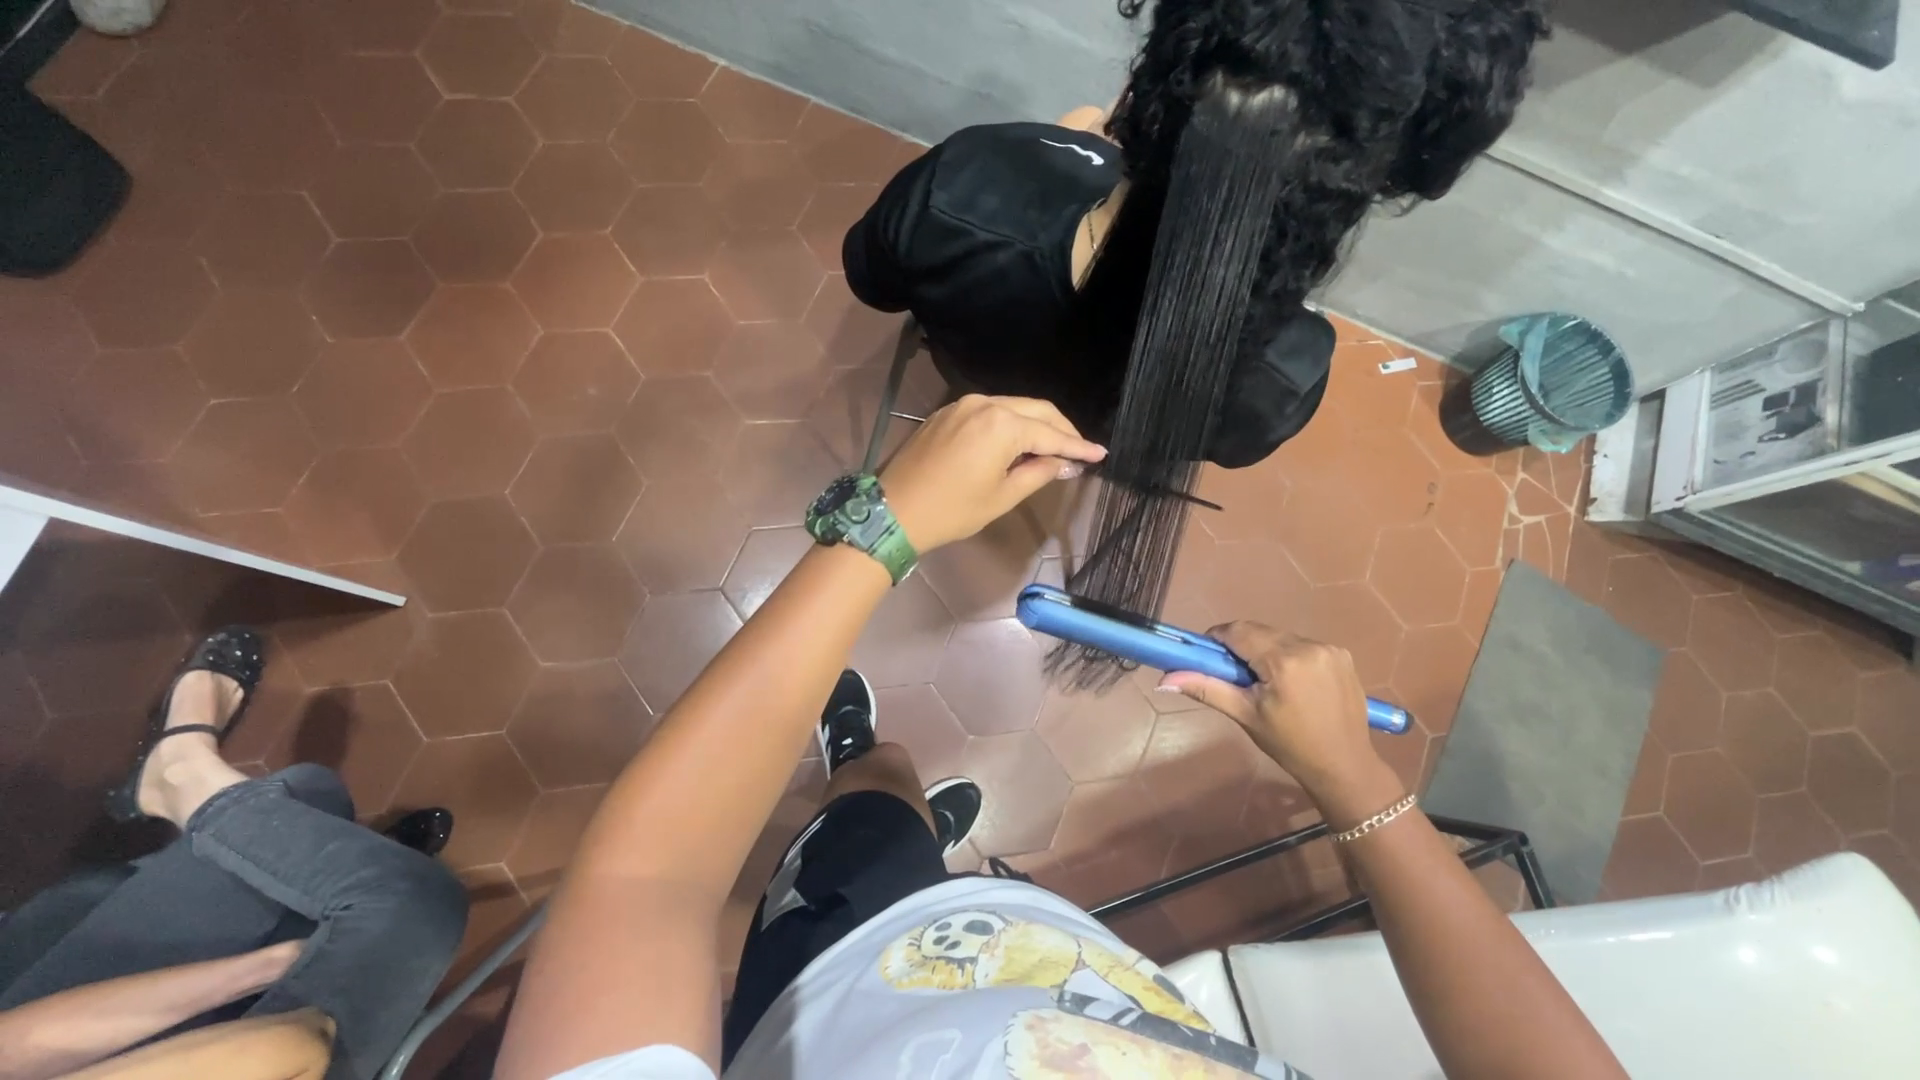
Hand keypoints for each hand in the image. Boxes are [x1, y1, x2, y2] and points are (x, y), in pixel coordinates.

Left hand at [880, 395, 1105, 550]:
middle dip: (1060, 428)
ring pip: (1012, 407)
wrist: (894, 511)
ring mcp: (962, 405)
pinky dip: (1009, 423)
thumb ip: (1038, 473)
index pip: (1051, 433)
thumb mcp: (1002, 496)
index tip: (1100, 454)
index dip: (1077, 446)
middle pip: (1035, 409)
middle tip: (1079, 450)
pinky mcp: (946, 413)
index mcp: (1002, 424)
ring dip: (1035, 424)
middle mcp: (984, 403)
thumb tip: (1064, 463)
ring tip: (1052, 447)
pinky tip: (1017, 442)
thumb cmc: (952, 510)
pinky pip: (988, 411)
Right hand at [1158, 623, 1389, 802]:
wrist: (1344, 765)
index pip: (1237, 631)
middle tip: (1235, 677)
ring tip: (1265, 684)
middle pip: (1259, 632)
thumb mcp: (1244, 715)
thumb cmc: (1289, 744)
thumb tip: (1163, 680)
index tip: (1208, 658)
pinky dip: (1289, 656)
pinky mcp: (1342, 654)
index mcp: (1283, 661)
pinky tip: (1291, 683)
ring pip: (1280, 637)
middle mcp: (1308, 645)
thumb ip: (1206, 689)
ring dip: (1265, 651)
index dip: (1217, 639)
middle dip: (1241, 647)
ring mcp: (1329, 648)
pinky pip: (1302, 645)